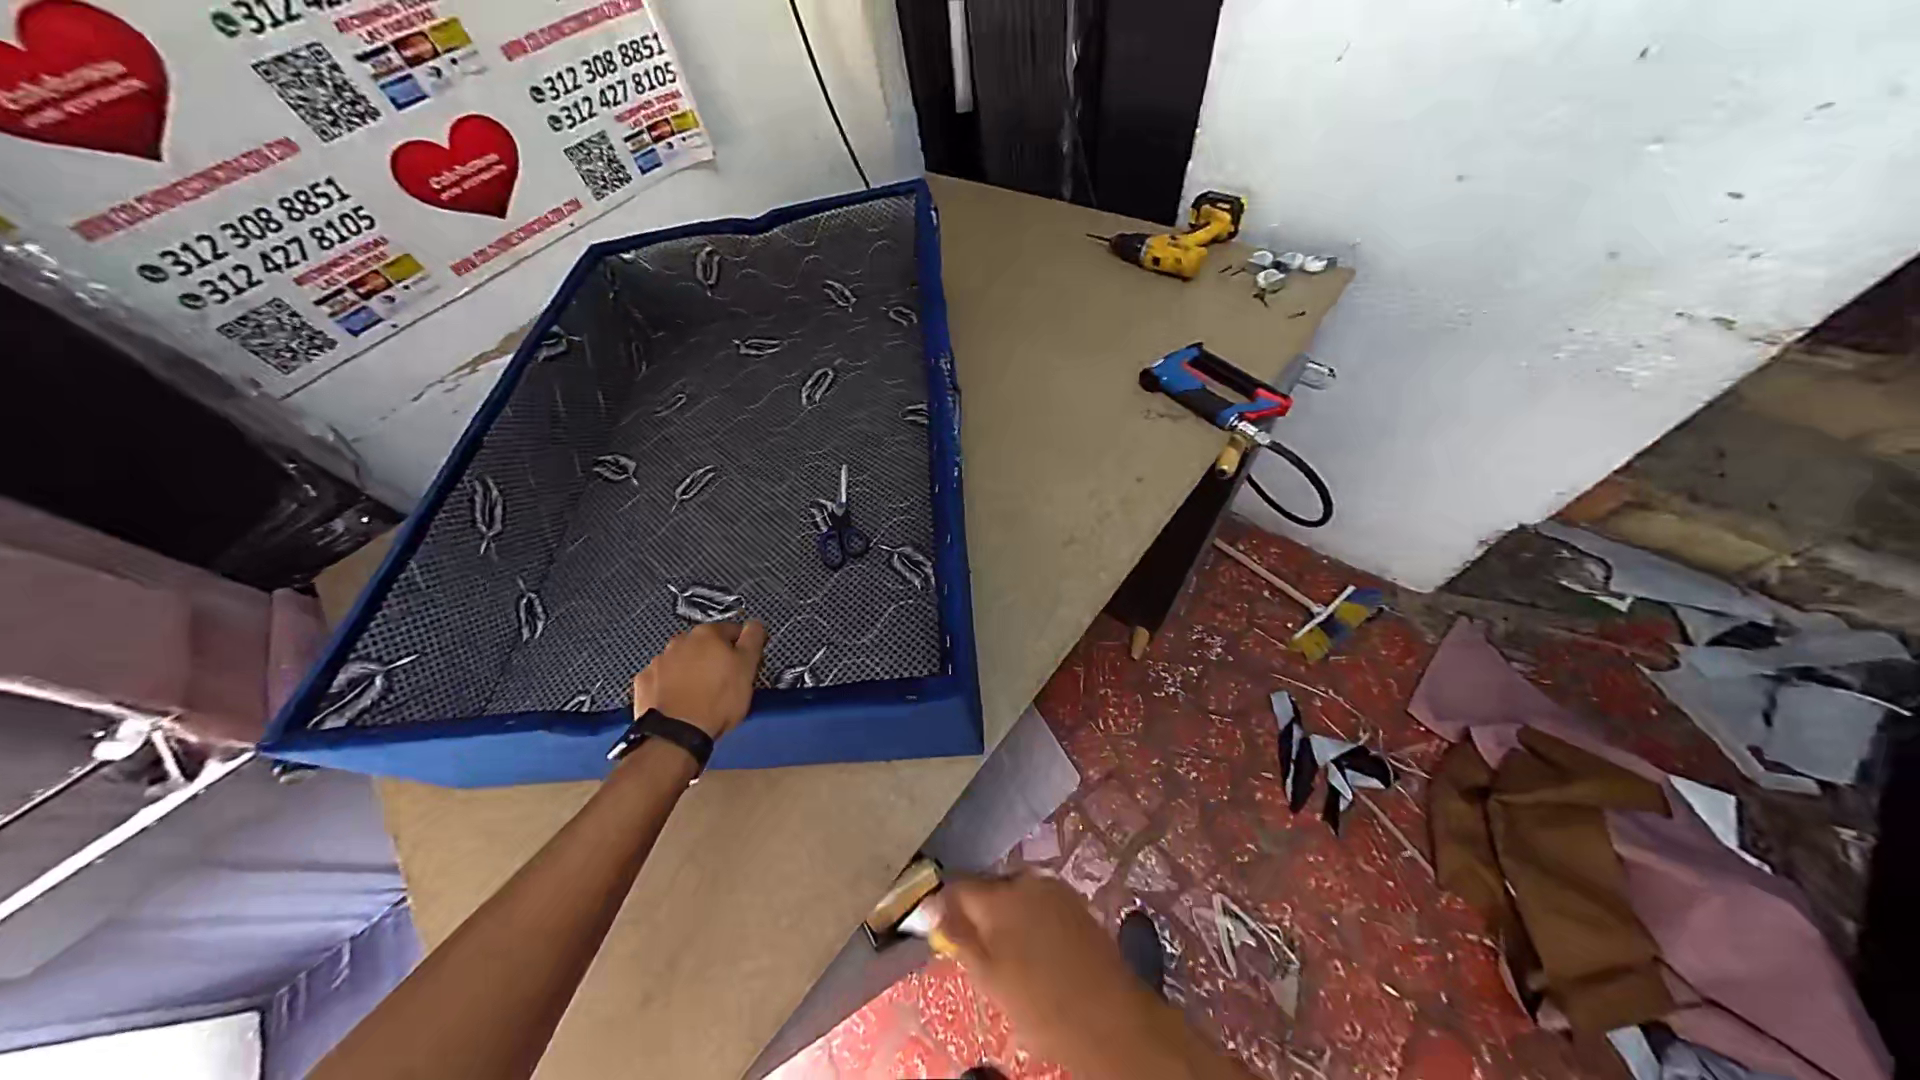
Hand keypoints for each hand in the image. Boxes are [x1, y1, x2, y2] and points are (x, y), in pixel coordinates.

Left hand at [630, 621, 768, 738]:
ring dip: (690, 669)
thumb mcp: (748, 667)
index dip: (742, 647)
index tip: (745, 665)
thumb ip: (753, 639)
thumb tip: (754, 623)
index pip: (733, 631)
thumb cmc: (720, 698)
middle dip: (713, 657)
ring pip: (681, 660)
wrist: (676, 733)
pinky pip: (662, 678)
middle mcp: (679, 641)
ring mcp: (658, 661)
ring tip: (699, 694)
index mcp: (707, 634)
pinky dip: (670, 684)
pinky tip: (677, 700)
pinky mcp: (643, 682)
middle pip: (704, 645)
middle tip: (723, 681)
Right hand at [930, 875, 1165, 1071]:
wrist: (1109, 1018)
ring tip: (1009, 952)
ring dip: (1005, 913)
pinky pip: (1039, 900)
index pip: (958, 887)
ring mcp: (1054, 887)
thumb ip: (958, 936)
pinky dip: (1030, 916)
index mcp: (999, 896)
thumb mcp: (988, 977)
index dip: (945, 907)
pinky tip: (1036, 948)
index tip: (942, 931)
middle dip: (978, 910)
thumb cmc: (1040, 1005)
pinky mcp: (1074, 899)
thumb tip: (929, 908)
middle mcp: (1026, 879)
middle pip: (988, 887)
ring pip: (1015, 893)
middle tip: (979, 950)